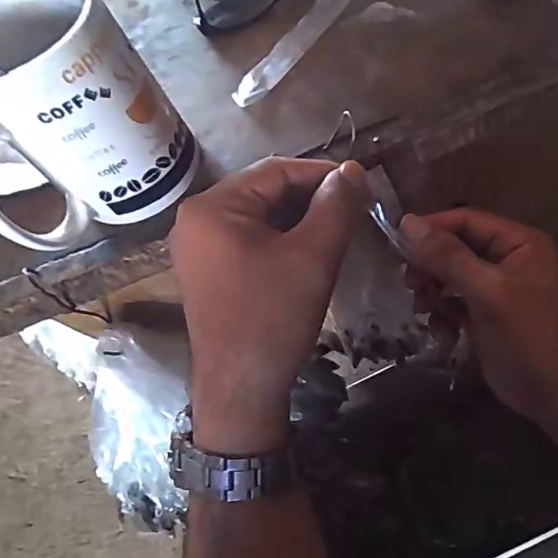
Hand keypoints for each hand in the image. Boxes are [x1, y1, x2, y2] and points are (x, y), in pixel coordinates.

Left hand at [171, 158, 366, 452]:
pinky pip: (250, 242)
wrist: (241, 387)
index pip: (275, 171)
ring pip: (260, 219)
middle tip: (355, 210)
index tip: (362, 184)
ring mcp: (198, 250)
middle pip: (264, 193)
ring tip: (339, 231)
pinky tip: (310, 254)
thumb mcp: (313, 257)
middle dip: (312, 199)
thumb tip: (354, 170)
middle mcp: (196, 221)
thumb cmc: (274, 318)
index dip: (323, 173)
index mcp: (212, 208)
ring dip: (300, 221)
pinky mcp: (208, 274)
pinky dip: (282, 242)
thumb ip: (336, 207)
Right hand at [400, 208, 557, 425]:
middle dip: (431, 267)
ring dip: (434, 294)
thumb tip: (406, 223)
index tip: (395, 246)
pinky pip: (458, 307)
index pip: (466, 220)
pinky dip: (445, 318)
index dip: (430, 230)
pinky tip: (444, 336)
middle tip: (410, 286)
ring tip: (424, 312)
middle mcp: (510, 261)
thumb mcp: (488, 292)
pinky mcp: (490, 320)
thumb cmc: (531, 337)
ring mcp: (500, 292)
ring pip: (452, 280)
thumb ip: (448, 257)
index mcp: (519, 243)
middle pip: (456, 249)